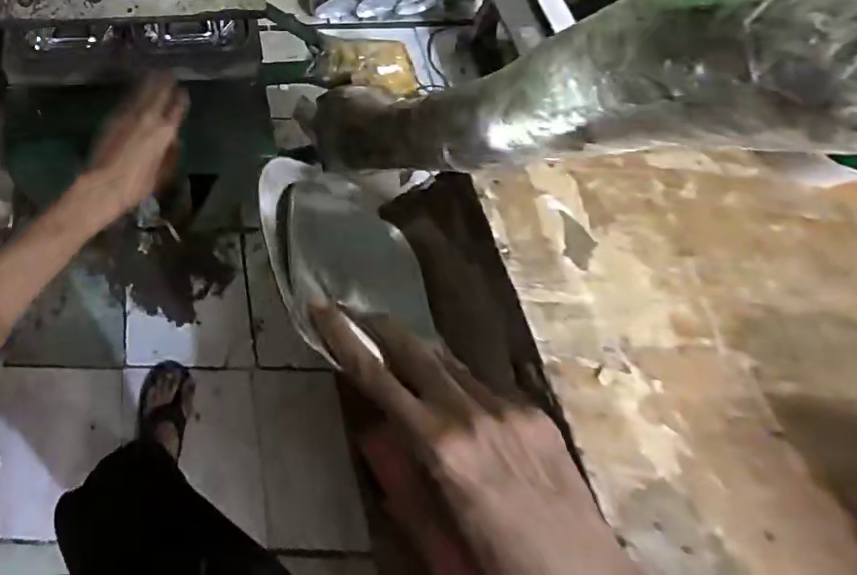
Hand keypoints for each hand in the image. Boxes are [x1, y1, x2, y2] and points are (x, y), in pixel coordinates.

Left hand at [69, 75, 186, 228]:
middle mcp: (149, 118)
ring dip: (150, 82)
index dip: (181, 99)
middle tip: (169, 73)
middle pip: (160, 94)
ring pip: (143, 92)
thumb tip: (176, 141)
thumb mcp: (161, 175)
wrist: (104, 184)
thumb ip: (170, 155)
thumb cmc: (135, 186)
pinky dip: (134, 91)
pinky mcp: (113, 117)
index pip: (177, 109)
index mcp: (165, 132)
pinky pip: (128, 99)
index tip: (183, 91)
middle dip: (165, 83)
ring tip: (154, 73)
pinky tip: (135, 88)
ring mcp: (129, 115)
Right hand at [310, 301, 636, 574]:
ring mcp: (508, 408)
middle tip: (358, 316)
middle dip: (381, 328)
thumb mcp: (436, 530)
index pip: (377, 377)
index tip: (320, 306)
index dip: (343, 338)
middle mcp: (471, 413)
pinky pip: (483, 383)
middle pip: (413, 349)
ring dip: (420, 354)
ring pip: (448, 361)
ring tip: (404, 358)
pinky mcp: (536, 413)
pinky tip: (461, 406)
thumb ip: (401, 475)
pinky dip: (459, 383)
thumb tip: (371, 430)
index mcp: (440, 446)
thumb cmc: (499, 568)